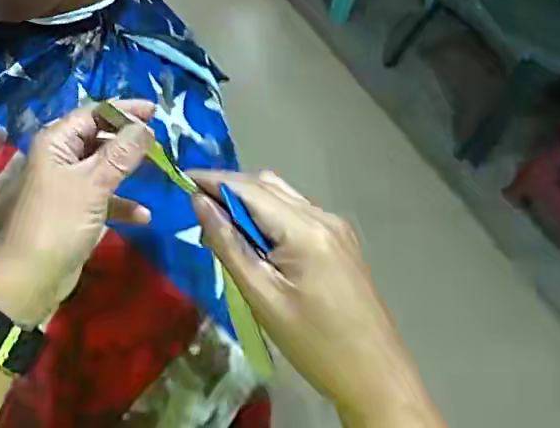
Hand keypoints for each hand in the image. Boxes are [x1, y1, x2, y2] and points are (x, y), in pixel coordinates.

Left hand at [0, 100, 156, 326]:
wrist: (31, 279)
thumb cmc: (59, 221)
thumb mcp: (93, 183)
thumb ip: (121, 153)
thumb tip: (145, 128)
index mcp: (56, 141)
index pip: (93, 113)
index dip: (124, 110)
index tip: (155, 111)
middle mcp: (60, 155)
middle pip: (98, 136)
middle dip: (128, 137)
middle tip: (159, 140)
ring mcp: (67, 182)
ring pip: (102, 165)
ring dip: (127, 167)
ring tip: (158, 168)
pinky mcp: (75, 208)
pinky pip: (103, 195)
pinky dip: (121, 201)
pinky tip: (143, 215)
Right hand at [191, 170, 442, 426]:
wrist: (379, 381)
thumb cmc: (315, 344)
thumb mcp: (263, 297)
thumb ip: (228, 244)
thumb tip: (198, 202)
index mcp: (304, 228)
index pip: (248, 188)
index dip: (213, 180)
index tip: (181, 178)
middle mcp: (322, 216)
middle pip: (265, 185)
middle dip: (228, 187)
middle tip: (196, 204)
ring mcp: (335, 226)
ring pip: (281, 195)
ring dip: (248, 199)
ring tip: (220, 220)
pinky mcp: (341, 240)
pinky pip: (296, 211)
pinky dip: (269, 212)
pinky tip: (255, 235)